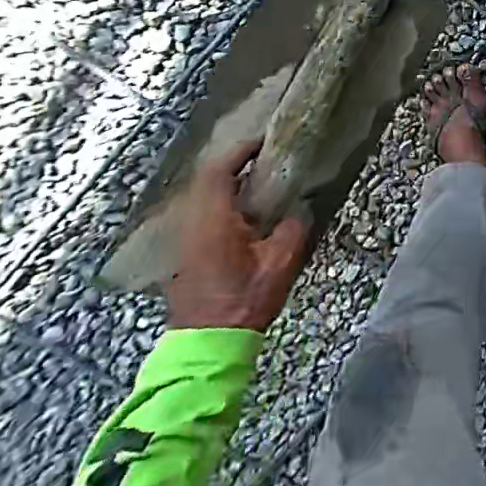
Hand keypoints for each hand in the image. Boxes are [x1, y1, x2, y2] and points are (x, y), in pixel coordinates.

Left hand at [164, 137, 307, 330]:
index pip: (219, 171)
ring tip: (263, 182)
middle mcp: (192, 224)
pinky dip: (226, 203)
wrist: (208, 343)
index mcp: (213, 220)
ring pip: (204, 198)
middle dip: (237, 165)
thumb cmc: (244, 299)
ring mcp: (185, 239)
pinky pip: (204, 214)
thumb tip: (299, 207)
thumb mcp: (281, 262)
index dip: (240, 151)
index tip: (265, 142)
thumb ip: (293, 228)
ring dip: (231, 185)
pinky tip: (249, 213)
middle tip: (269, 159)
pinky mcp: (187, 253)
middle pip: (208, 181)